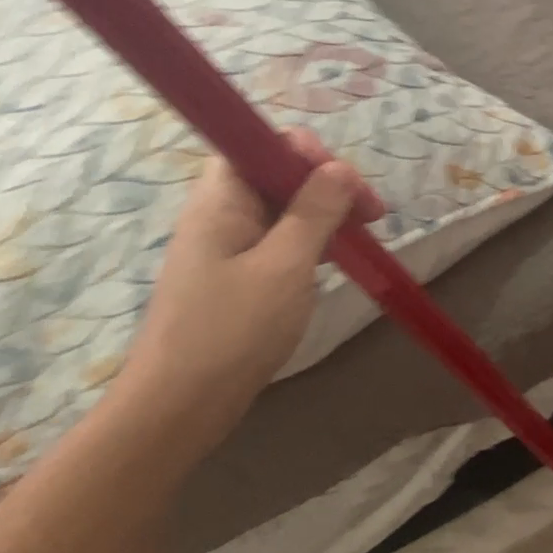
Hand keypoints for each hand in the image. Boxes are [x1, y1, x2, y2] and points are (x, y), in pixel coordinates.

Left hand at [117, 130, 382, 444]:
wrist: (182, 405)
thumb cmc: (232, 329)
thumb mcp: (285, 265)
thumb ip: (314, 211)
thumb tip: (339, 167)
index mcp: (218, 205)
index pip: (257, 146)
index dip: (304, 152)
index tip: (346, 183)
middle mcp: (219, 217)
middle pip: (275, 174)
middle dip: (328, 183)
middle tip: (370, 215)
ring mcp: (227, 247)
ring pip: (284, 207)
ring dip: (327, 212)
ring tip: (363, 236)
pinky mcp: (238, 274)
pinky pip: (281, 237)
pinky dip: (314, 238)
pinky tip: (337, 257)